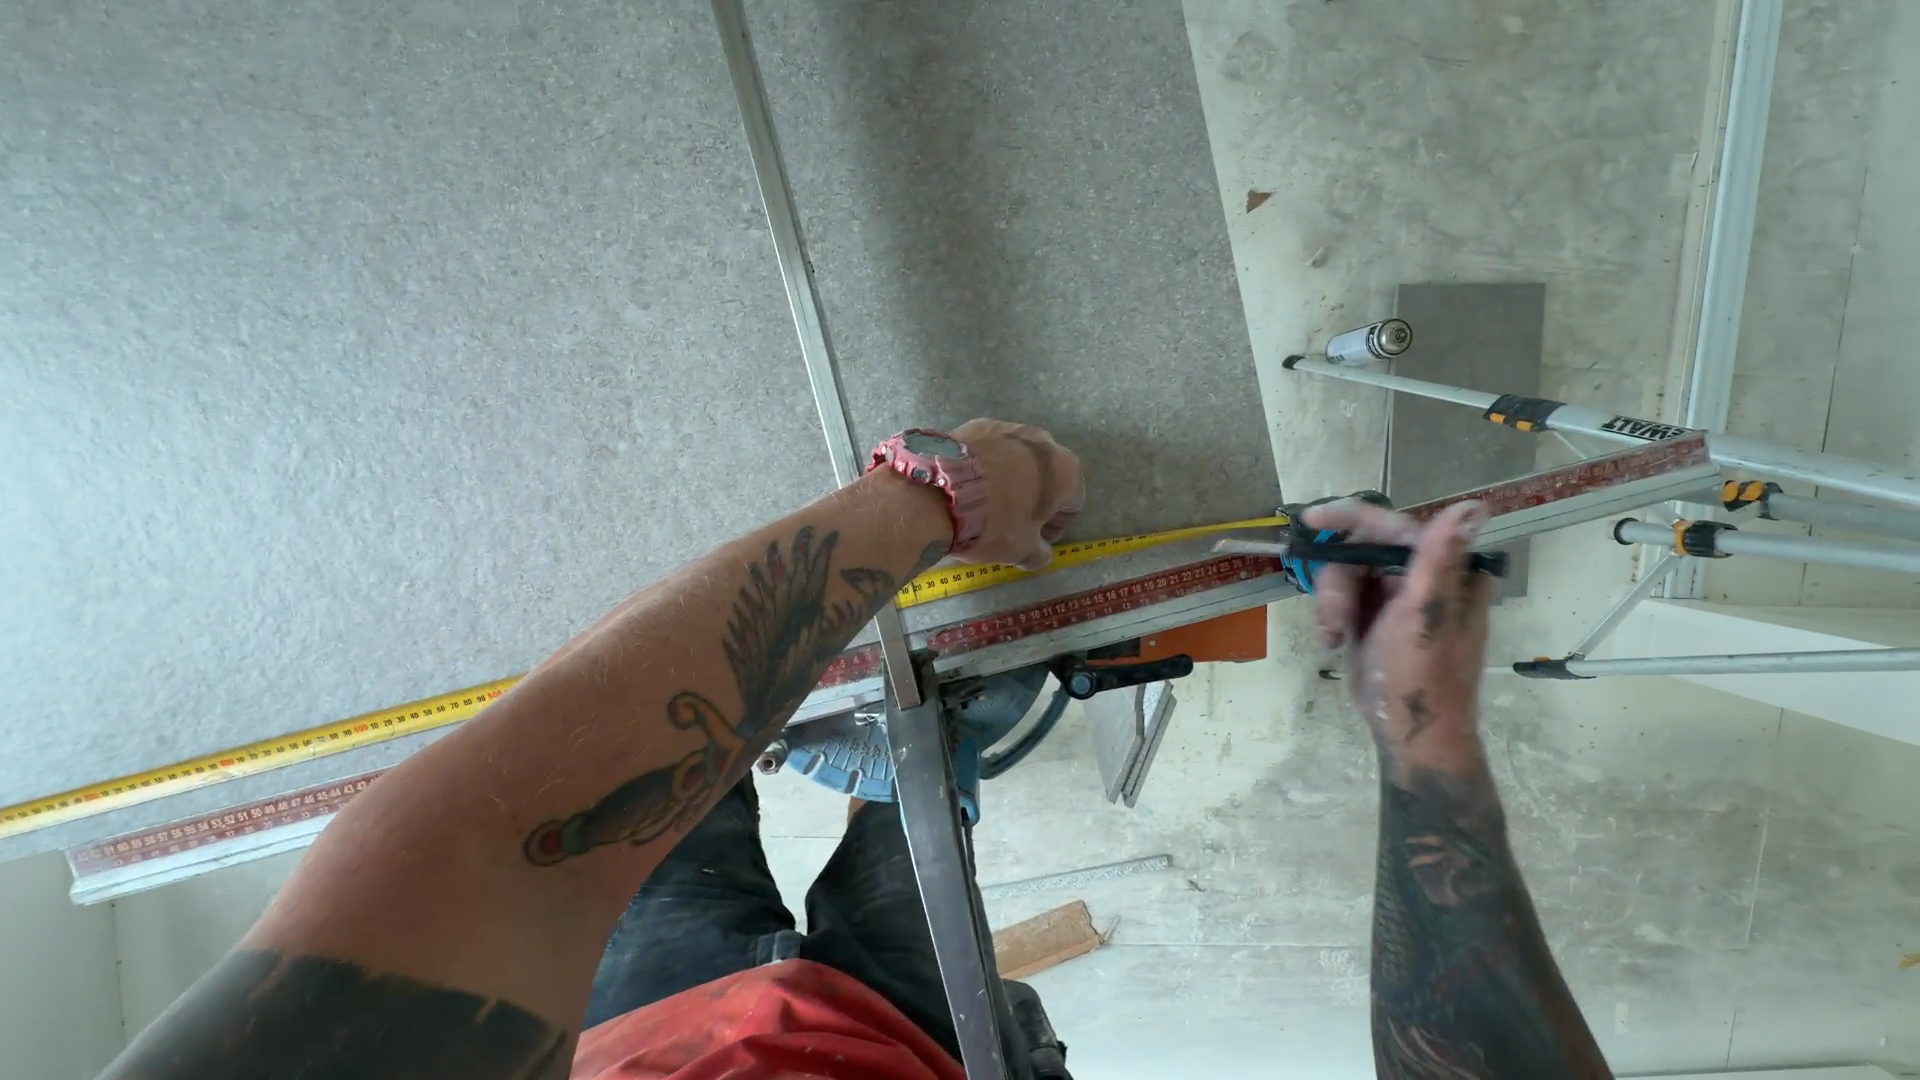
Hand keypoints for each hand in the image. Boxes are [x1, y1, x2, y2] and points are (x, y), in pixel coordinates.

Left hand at [952, 418, 1084, 570]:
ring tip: (986, 503)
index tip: (1038, 540)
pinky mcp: (974, 425)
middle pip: (1046, 475)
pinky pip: (988, 451)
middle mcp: (1042, 441)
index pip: (1073, 502)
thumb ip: (1039, 553)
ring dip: (1010, 480)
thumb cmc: (992, 524)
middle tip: (1013, 522)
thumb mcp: (1020, 550)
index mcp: (1065, 470)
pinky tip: (966, 487)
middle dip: (1034, 498)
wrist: (935, 494)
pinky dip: (984, 467)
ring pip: (1017, 459)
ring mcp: (1006, 427)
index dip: (1057, 526)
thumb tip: (1039, 553)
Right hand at [1300, 499, 1492, 765]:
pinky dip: (1330, 617)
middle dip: (1338, 584)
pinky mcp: (1373, 614)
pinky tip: (1334, 642)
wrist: (1409, 731)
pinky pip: (1339, 597)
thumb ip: (1440, 560)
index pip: (1391, 525)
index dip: (1349, 518)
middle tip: (1333, 619)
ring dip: (1331, 605)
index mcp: (1444, 570)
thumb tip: (1474, 505)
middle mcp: (1421, 576)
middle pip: (1358, 551)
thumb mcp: (1426, 615)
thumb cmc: (1422, 677)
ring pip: (1343, 574)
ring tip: (1333, 637)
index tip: (1310, 520)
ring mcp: (1395, 596)